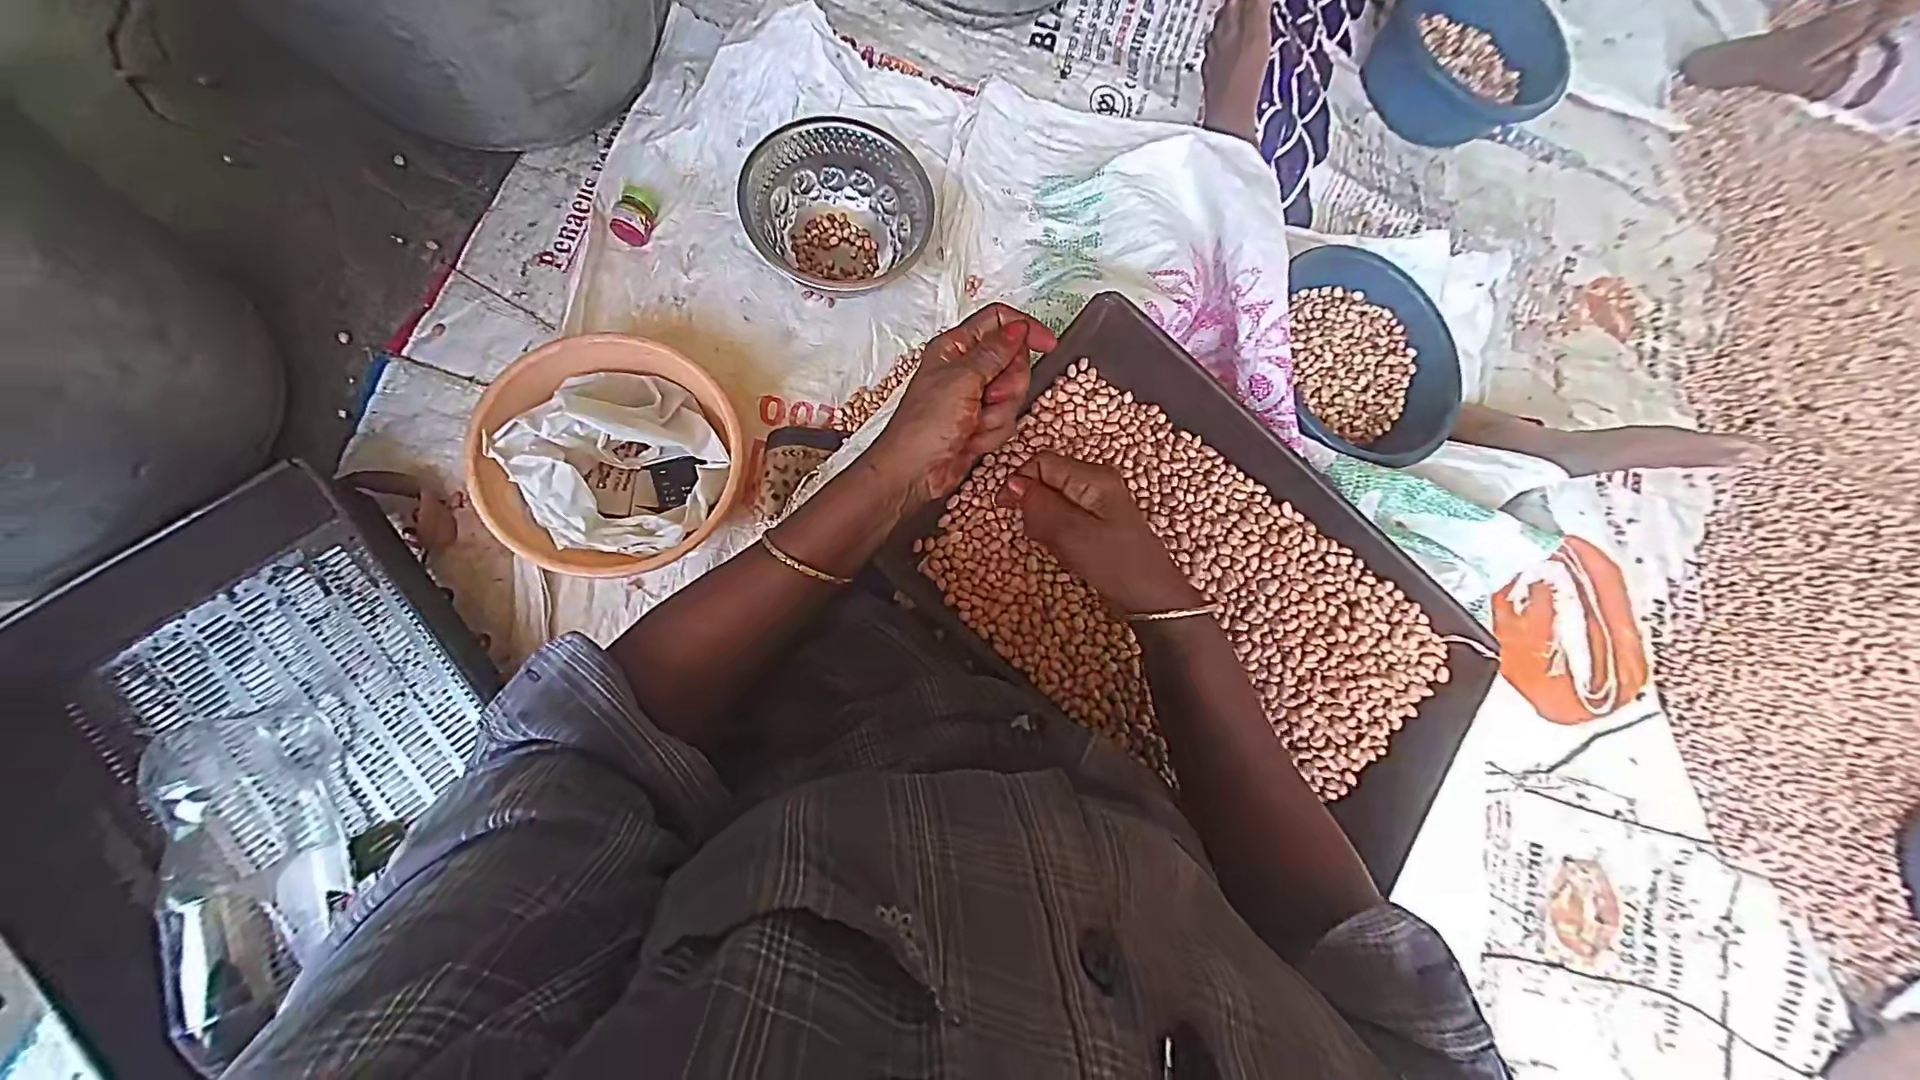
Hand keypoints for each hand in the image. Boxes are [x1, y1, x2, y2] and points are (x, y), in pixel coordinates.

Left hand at [871, 304, 1057, 503]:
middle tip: (988, 396)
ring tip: (973, 423)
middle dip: (1008, 385)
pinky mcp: (981, 423)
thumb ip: (995, 352)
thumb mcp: (962, 379)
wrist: (915, 472)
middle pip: (1014, 362)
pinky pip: (1007, 421)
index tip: (1046, 344)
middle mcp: (967, 369)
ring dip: (997, 414)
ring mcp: (975, 398)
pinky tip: (971, 440)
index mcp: (956, 347)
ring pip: (1014, 395)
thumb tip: (1018, 328)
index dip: (1025, 330)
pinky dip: (992, 433)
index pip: (999, 322)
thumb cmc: (924, 425)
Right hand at [995, 452, 1205, 615]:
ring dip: (1044, 524)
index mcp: (1093, 477)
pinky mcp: (1095, 522)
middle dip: (1033, 507)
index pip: (1041, 462)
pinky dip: (1055, 534)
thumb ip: (1040, 506)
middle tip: (1041, 535)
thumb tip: (1012, 484)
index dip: (1019, 481)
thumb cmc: (1117, 565)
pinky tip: (1066, 552)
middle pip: (1045, 480)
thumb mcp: (1072, 535)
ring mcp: (1096, 502)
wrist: (1152, 598)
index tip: (1005, 508)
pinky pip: (1062, 519)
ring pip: (1051, 502)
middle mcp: (1096, 482)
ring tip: (1059, 547)